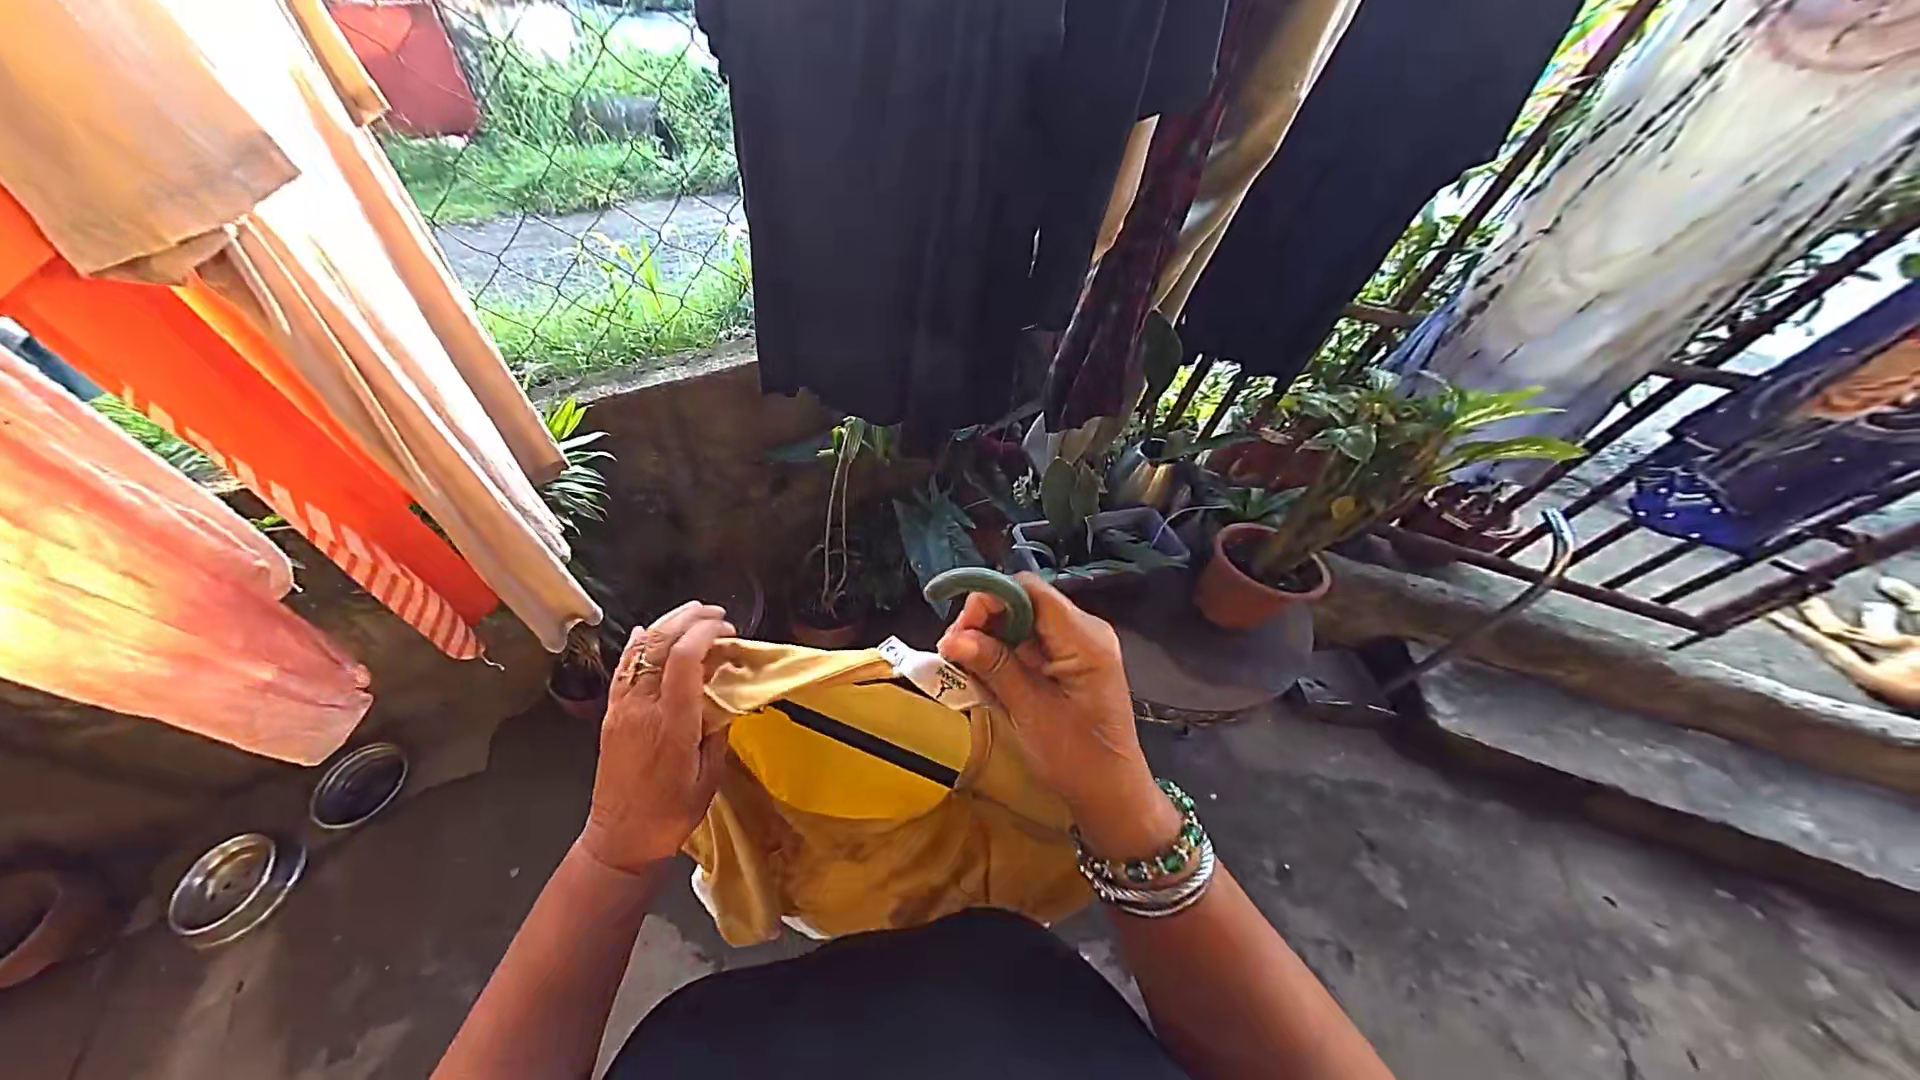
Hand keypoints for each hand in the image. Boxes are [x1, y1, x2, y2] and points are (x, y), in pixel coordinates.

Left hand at [577, 601, 734, 874]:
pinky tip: (650, 631)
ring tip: (691, 614)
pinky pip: (623, 668)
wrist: (619, 839)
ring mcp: (622, 709)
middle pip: (660, 645)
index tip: (728, 630)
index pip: (683, 660)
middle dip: (689, 620)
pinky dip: (638, 644)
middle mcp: (641, 709)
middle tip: (716, 614)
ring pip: (639, 651)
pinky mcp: (611, 714)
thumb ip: (717, 729)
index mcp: (670, 723)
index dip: (706, 634)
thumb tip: (726, 696)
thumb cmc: (670, 813)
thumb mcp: (708, 774)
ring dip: (666, 625)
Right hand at [938, 573, 1179, 859]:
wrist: (1112, 795)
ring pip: (1021, 622)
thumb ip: (994, 667)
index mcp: (1085, 638)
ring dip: (989, 639)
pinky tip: (982, 674)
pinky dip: (1002, 654)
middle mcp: (1084, 631)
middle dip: (983, 621)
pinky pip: (1028, 643)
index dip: (990, 598)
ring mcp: (1077, 645)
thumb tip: (953, 639)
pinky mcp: (1068, 661)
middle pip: (1023, 603)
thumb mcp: (1030, 712)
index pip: (1030, 591)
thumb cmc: (1078, 759)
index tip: (959, 628)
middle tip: (952, 651)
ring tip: (962, 665)